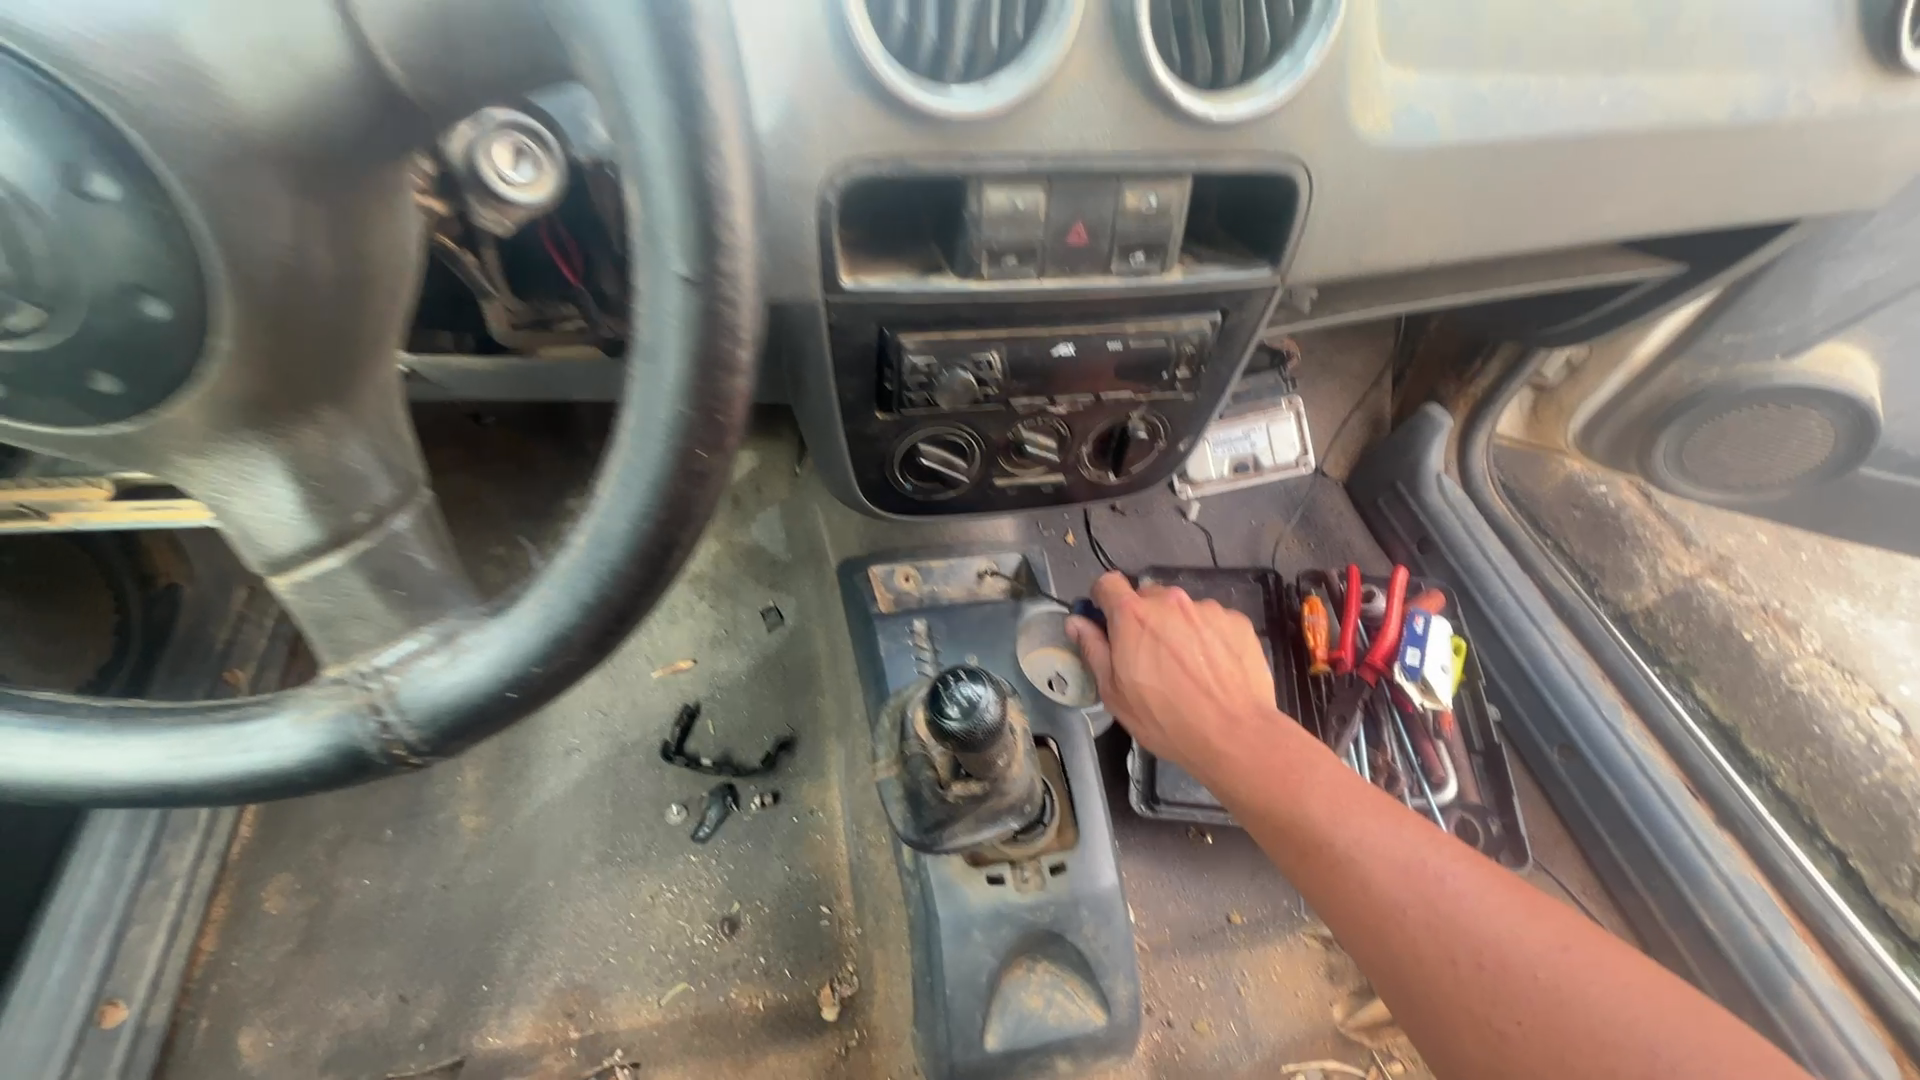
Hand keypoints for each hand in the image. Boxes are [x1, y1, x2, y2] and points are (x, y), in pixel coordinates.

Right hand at [1066, 571, 1294, 785]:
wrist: (1235, 735)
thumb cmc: (1165, 719)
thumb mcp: (1114, 693)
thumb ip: (1093, 649)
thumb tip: (1077, 622)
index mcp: (1132, 615)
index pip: (1107, 583)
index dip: (1103, 601)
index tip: (1108, 623)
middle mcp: (1169, 601)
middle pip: (1146, 596)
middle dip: (1142, 619)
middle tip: (1148, 655)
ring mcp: (1206, 609)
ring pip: (1180, 610)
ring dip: (1176, 627)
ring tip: (1186, 667)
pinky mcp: (1236, 621)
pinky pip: (1210, 621)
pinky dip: (1206, 637)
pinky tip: (1212, 668)